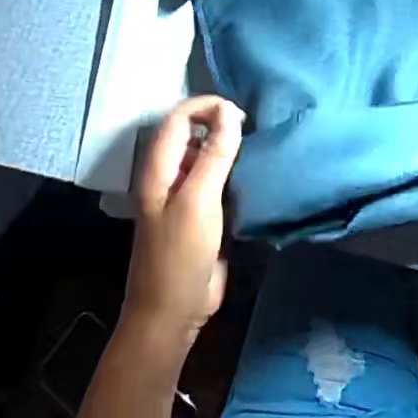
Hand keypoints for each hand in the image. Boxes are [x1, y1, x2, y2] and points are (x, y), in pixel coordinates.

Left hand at [126, 96, 243, 343]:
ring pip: (205, 156)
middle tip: (253, 126)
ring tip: (259, 144)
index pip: (178, 118)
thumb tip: (229, 112)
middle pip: (191, 134)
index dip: (205, 107)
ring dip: (227, 147)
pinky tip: (255, 174)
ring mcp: (184, 195)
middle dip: (218, 122)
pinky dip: (233, 171)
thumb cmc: (180, 255)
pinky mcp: (202, 214)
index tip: (239, 111)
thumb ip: (214, 155)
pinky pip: (216, 181)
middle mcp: (169, 175)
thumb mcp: (199, 201)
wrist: (173, 311)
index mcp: (158, 168)